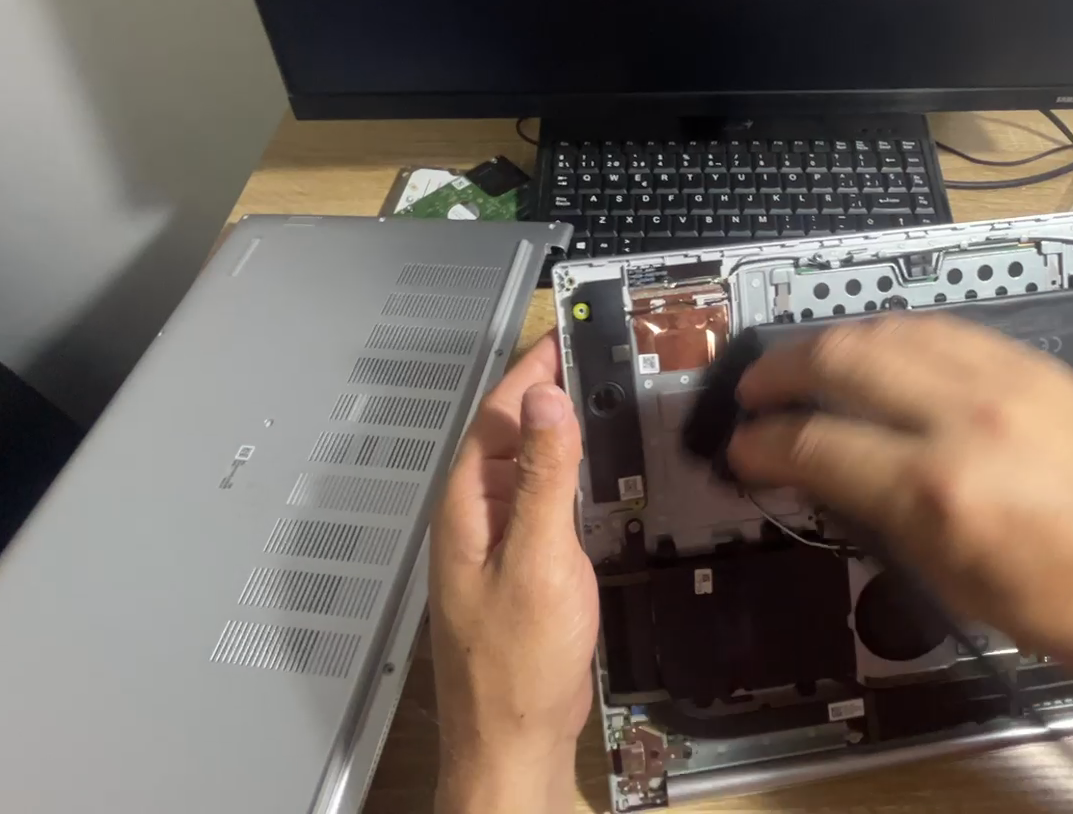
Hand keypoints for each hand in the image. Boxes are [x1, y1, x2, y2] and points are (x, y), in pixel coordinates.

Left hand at [430, 333, 595, 813]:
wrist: (515, 739)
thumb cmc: (520, 655)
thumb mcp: (538, 557)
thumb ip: (543, 476)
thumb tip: (545, 397)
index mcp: (470, 501)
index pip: (498, 414)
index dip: (530, 369)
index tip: (567, 333)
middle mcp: (478, 511)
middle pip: (511, 433)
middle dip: (547, 390)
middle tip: (598, 356)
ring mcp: (499, 537)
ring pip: (528, 463)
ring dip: (558, 427)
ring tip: (603, 397)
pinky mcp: (523, 560)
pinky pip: (542, 496)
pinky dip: (567, 469)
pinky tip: (596, 466)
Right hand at [725, 314, 1072, 684]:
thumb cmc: (1063, 607)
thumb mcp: (945, 578)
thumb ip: (870, 509)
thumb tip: (815, 466)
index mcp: (941, 490)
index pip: (815, 443)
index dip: (763, 443)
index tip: (743, 447)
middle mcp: (967, 418)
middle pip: (840, 359)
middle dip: (779, 371)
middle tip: (755, 392)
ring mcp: (1005, 380)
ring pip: (885, 329)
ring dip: (829, 343)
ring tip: (803, 366)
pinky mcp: (1034, 364)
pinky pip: (939, 327)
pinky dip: (889, 336)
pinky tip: (873, 351)